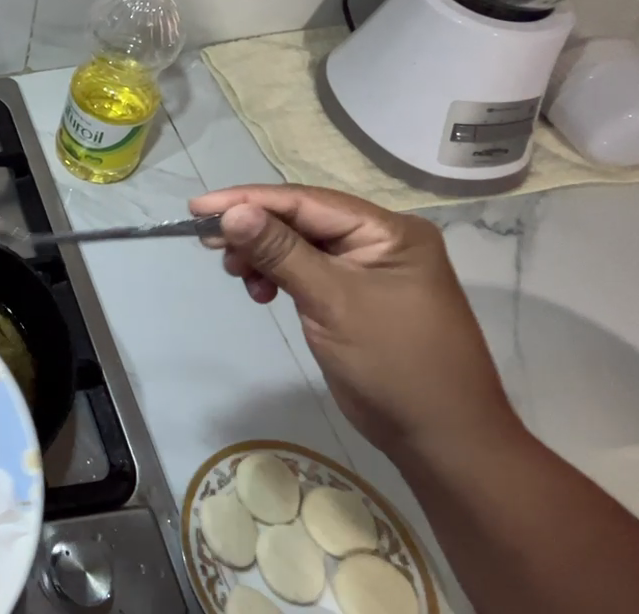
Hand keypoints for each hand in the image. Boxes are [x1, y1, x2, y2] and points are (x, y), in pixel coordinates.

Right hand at [188, 184, 519, 458]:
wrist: (442, 439)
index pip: (305, 201)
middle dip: (252, 229)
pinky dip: (274, 275)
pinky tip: (260, 292)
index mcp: (388, 231)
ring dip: (260, 254)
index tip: (197, 208)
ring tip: (236, 274)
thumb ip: (280, 251)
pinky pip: (301, 269)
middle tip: (207, 241)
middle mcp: (377, 240)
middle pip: (298, 218)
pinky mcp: (349, 294)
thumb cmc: (396, 363)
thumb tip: (231, 212)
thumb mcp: (332, 301)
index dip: (248, 200)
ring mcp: (364, 268)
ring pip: (295, 244)